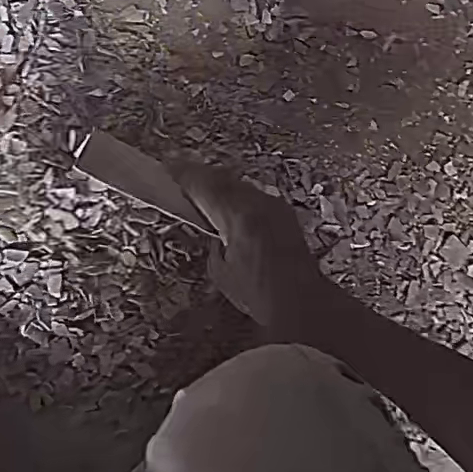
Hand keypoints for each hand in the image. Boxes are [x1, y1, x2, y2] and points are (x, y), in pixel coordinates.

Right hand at [170, 159, 332, 335]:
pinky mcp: (283, 211)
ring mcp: (274, 205)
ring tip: (201, 190)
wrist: (304, 303)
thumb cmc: (260, 295)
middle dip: (199, 175)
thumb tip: (213, 233)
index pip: (205, 185)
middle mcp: (258, 203)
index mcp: (238, 217)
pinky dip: (235, 194)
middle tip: (180, 175)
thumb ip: (213, 244)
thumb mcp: (221, 272)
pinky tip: (228, 205)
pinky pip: (252, 193)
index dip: (184, 175)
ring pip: (239, 183)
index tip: (168, 168)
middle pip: (222, 178)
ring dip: (218, 184)